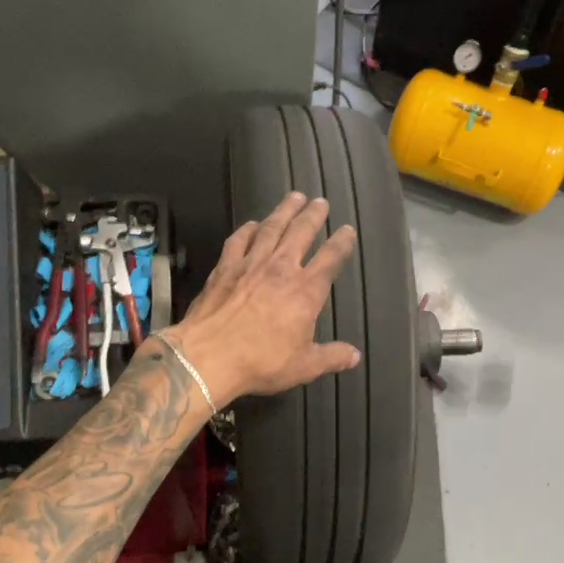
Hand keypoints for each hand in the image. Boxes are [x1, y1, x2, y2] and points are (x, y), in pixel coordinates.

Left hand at [162, 192, 359, 407]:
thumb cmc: (261, 362)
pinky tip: (253, 224)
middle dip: (313, 215)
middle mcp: (281, 269)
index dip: (341, 242)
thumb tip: (354, 356)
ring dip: (284, 211)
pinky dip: (248, 229)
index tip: (347, 230)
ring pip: (271, 228)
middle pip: (301, 232)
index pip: (330, 258)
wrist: (208, 356)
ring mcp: (250, 264)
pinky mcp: (224, 267)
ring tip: (294, 197)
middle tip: (320, 201)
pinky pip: (239, 240)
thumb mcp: (304, 366)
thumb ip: (331, 356)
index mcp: (306, 291)